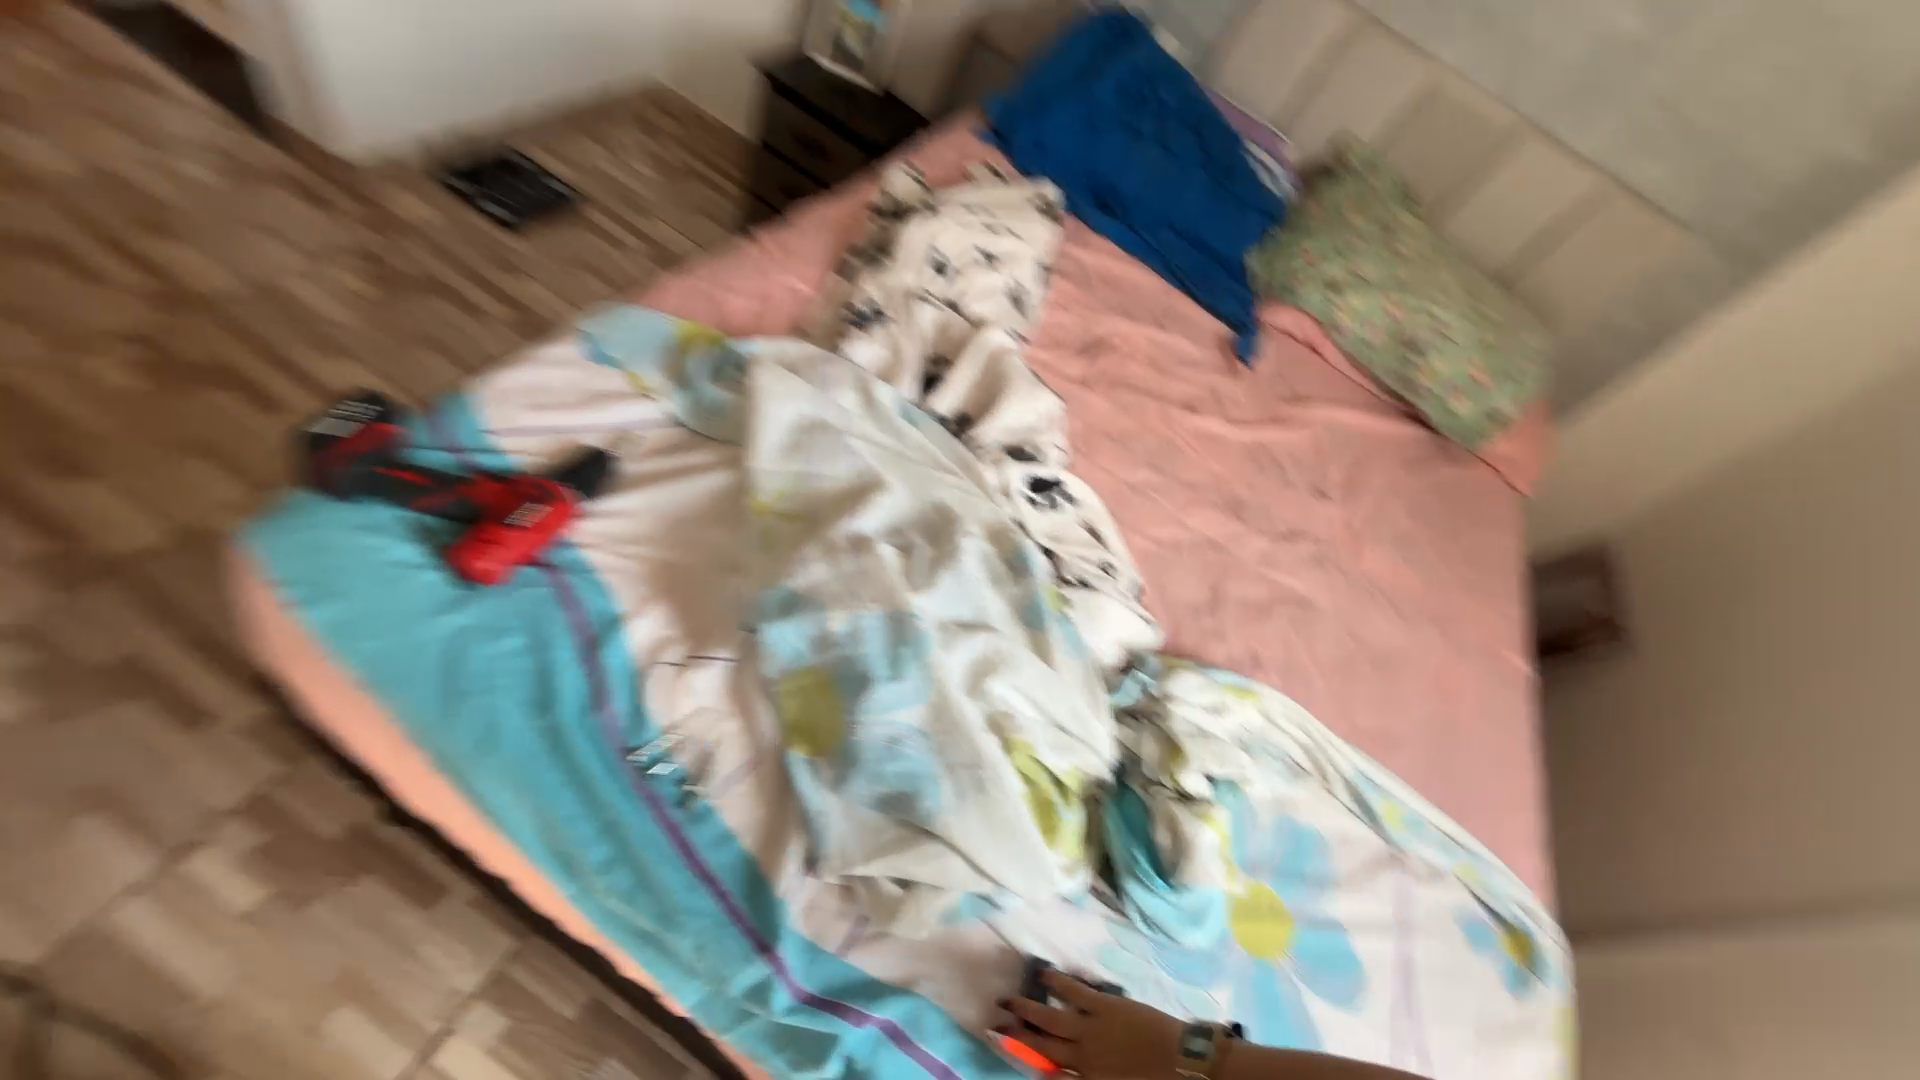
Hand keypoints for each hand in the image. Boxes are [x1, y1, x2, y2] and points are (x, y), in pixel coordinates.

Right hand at [994, 969, 1186, 1079]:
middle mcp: (1082, 1057)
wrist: (1186, 1063)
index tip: (1008, 1052)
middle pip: (1042, 1045)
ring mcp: (1091, 1029)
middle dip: (1017, 1036)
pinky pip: (1074, 991)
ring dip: (1027, 1009)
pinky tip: (1043, 973)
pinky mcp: (1104, 1006)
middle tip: (996, 1023)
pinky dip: (1057, 981)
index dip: (1028, 1064)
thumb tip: (1060, 1074)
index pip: (1049, 1074)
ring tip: (1009, 1000)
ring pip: (1050, 1018)